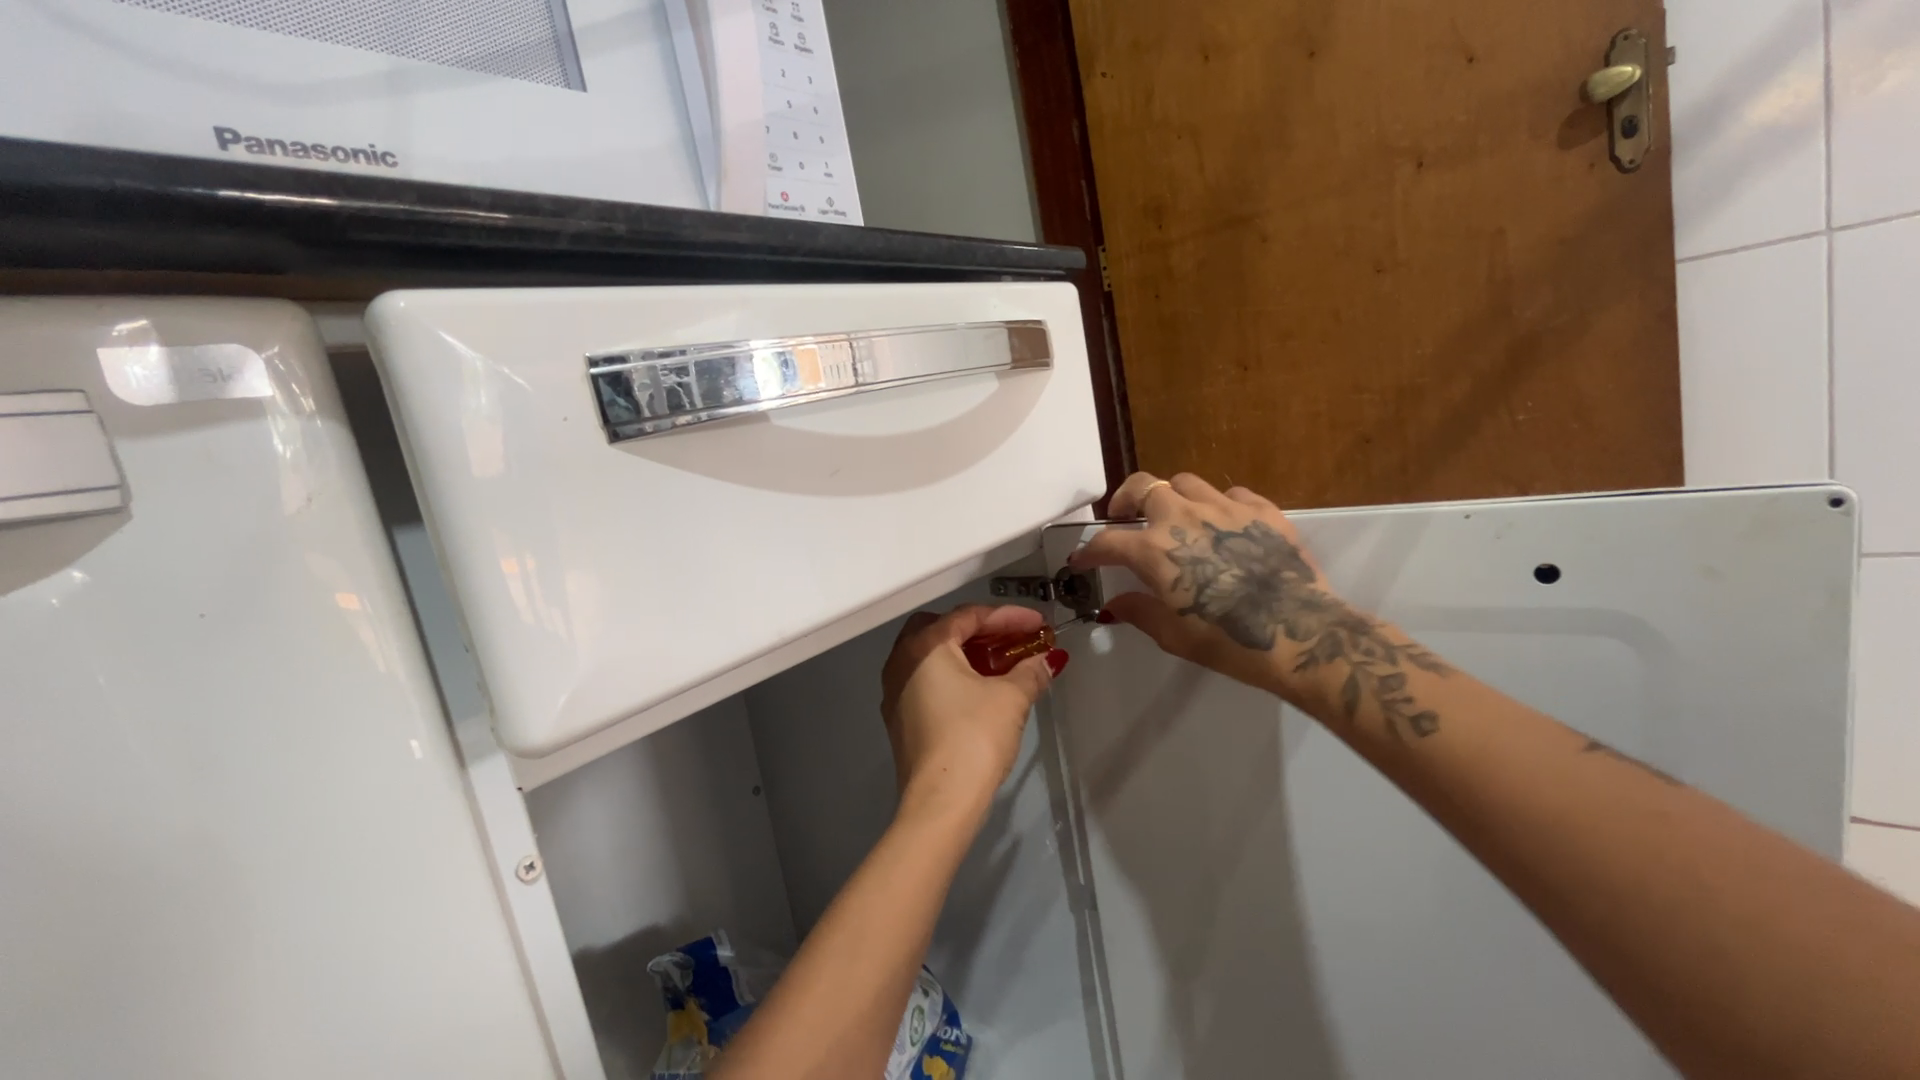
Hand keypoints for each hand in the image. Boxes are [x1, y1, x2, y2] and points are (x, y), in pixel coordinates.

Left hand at [880, 605, 1065, 820]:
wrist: (941, 800)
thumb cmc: (974, 738)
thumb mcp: (1011, 699)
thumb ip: (1030, 672)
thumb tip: (1047, 661)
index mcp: (925, 646)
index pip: (969, 616)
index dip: (1009, 617)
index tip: (1039, 625)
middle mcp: (901, 661)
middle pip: (943, 628)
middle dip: (981, 630)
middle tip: (1013, 639)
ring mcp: (895, 691)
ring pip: (931, 656)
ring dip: (967, 653)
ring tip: (1002, 664)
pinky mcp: (899, 718)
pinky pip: (926, 680)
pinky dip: (952, 675)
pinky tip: (980, 690)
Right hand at [1068, 472, 1382, 707]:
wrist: (1301, 634)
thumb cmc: (1230, 642)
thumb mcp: (1174, 635)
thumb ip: (1139, 611)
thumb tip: (1116, 604)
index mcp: (1154, 551)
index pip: (1107, 542)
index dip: (1088, 552)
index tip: (1082, 561)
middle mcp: (1183, 518)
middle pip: (1143, 488)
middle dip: (1125, 501)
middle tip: (1124, 519)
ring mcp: (1224, 509)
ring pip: (1184, 482)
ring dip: (1171, 497)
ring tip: (1174, 518)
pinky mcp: (1262, 510)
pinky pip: (1230, 494)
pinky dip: (1217, 505)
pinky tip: (1221, 525)